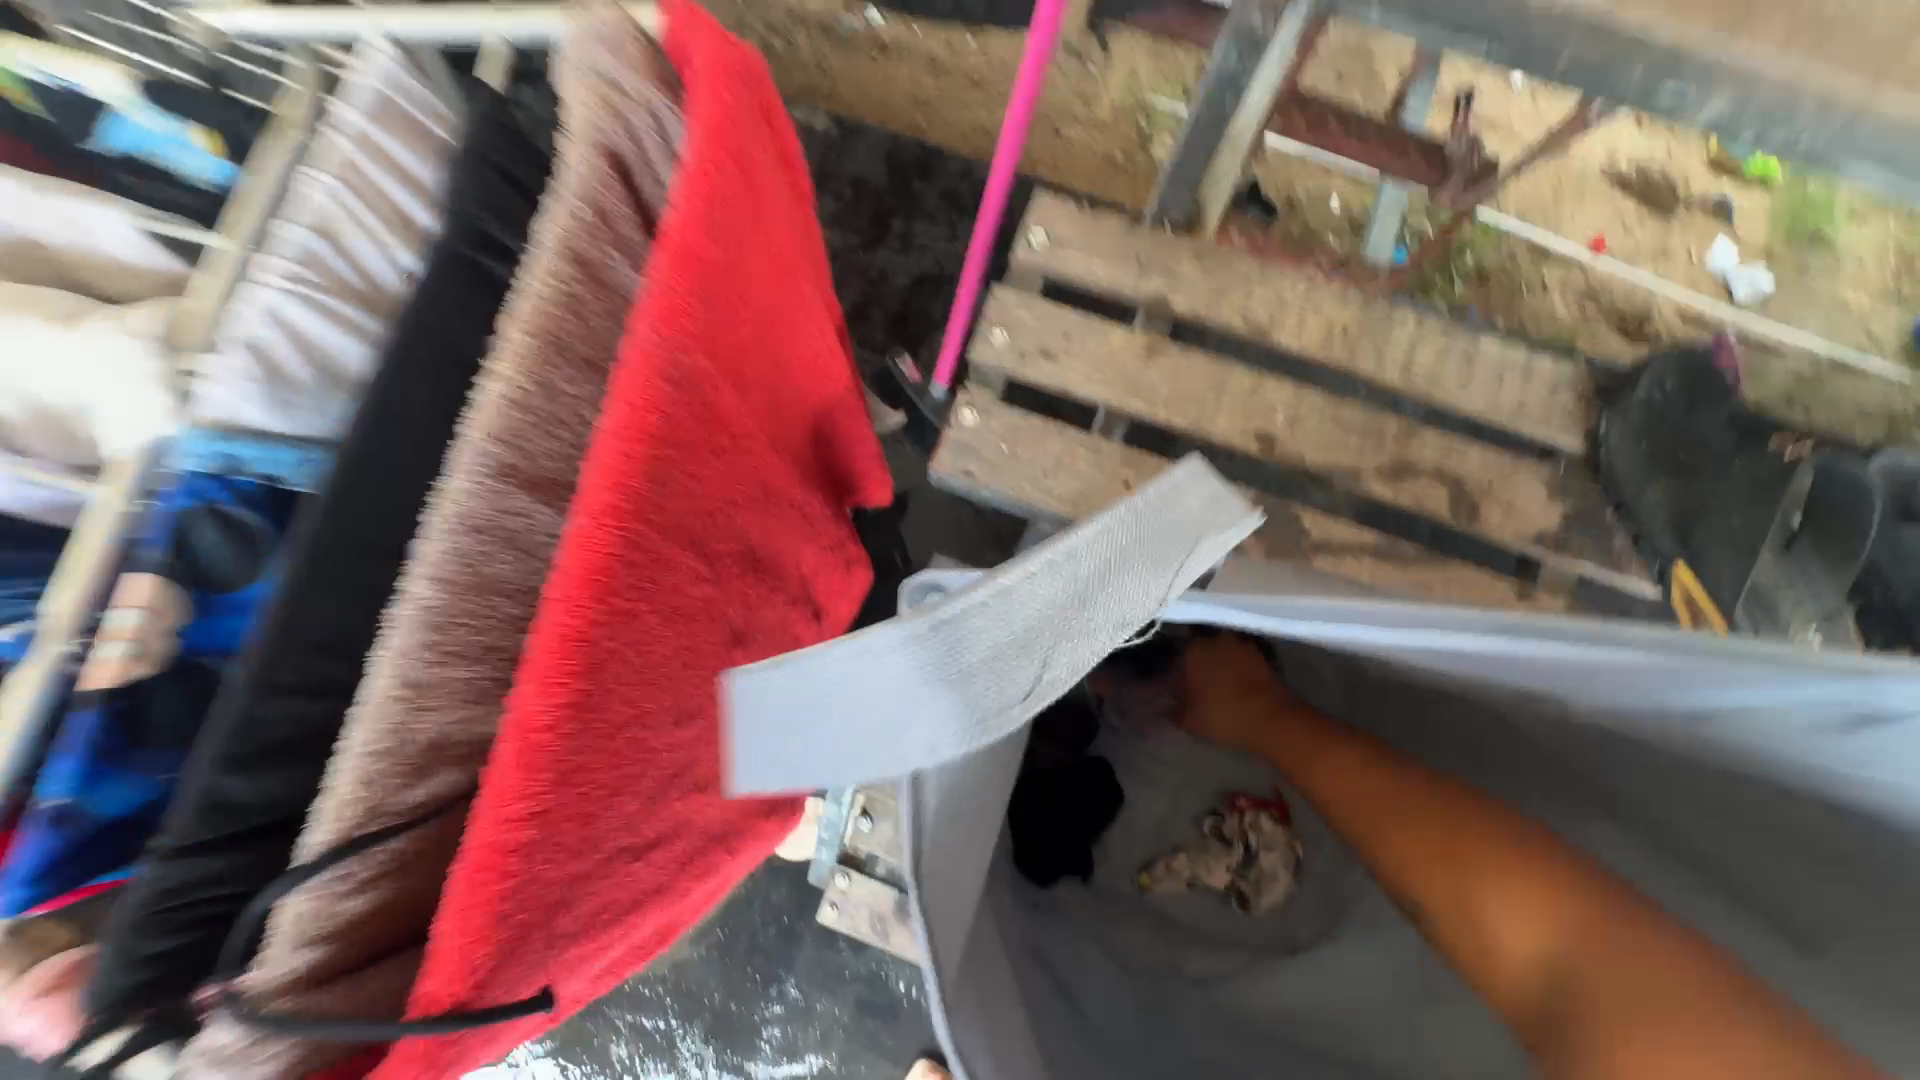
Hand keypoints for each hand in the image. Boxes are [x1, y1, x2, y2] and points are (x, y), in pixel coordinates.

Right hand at [1178, 633, 1294, 752]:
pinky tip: (1239, 677)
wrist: (1274, 720)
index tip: (1175, 677)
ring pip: (1225, 646)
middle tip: (1196, 673)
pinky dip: (1241, 663)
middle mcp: (1217, 639)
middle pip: (1202, 642)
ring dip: (1221, 656)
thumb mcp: (1188, 721)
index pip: (1176, 649)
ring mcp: (1244, 644)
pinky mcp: (1266, 654)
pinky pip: (1245, 655)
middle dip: (1199, 655)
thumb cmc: (1222, 716)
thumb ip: (1173, 709)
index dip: (1175, 664)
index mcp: (1192, 649)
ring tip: (1219, 675)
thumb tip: (1166, 704)